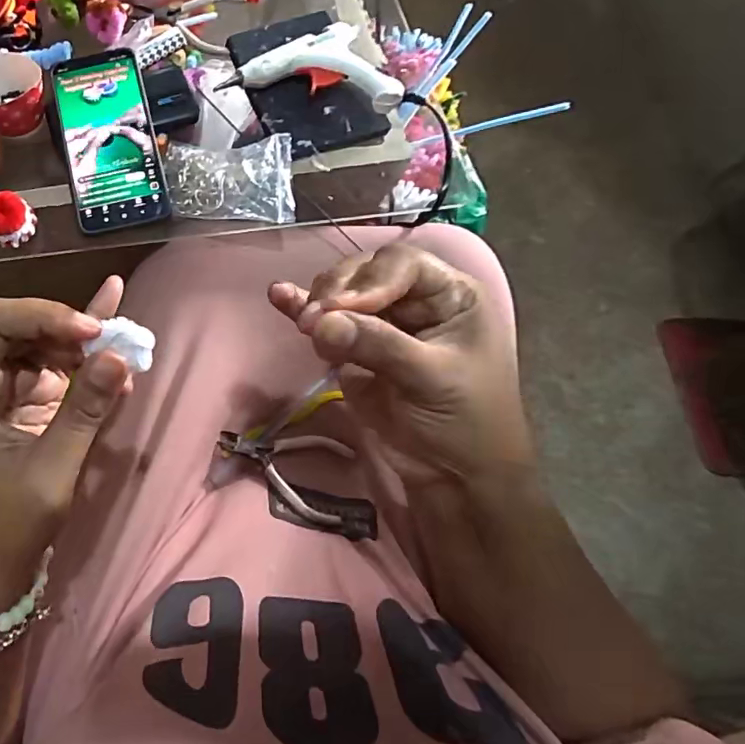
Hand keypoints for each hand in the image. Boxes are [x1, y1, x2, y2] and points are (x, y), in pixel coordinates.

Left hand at [0, 280, 132, 605]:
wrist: (6, 560)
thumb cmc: (14, 520)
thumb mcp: (52, 469)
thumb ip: (84, 411)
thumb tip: (120, 356)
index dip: (43, 316)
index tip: (89, 332)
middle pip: (21, 325)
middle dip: (66, 324)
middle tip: (112, 333)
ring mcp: (10, 387)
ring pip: (44, 340)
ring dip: (83, 338)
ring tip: (124, 333)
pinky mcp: (35, 399)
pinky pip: (61, 365)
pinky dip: (89, 358)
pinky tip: (118, 341)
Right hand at [269, 243, 531, 487]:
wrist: (455, 477)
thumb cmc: (465, 423)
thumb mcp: (431, 379)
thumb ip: (378, 346)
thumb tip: (320, 323)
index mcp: (450, 294)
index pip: (403, 266)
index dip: (370, 281)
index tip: (342, 309)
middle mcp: (414, 300)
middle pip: (365, 273)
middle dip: (337, 293)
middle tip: (313, 321)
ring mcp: (382, 323)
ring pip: (340, 294)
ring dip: (318, 304)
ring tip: (305, 325)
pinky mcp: (354, 348)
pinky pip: (326, 321)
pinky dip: (302, 309)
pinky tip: (279, 295)